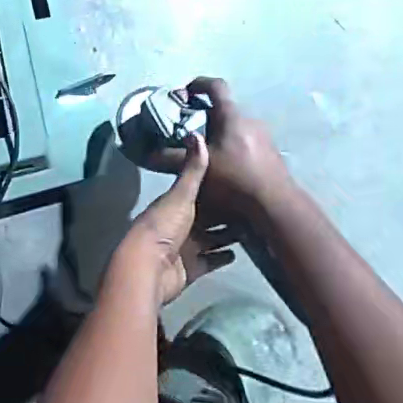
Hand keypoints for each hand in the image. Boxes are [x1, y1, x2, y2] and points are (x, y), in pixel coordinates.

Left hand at [113, 134, 238, 303]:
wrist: (149, 268)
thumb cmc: (165, 226)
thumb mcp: (182, 194)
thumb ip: (193, 169)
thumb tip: (198, 133)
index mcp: (174, 204)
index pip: (198, 193)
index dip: (216, 188)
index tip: (237, 180)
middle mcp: (179, 224)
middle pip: (206, 217)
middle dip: (225, 212)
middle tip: (251, 205)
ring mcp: (185, 248)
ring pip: (210, 239)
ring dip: (226, 234)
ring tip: (252, 227)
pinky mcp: (191, 269)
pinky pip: (210, 260)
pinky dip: (222, 257)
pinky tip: (239, 252)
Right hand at [146, 77, 294, 220]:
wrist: (275, 206)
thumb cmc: (235, 181)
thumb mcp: (198, 170)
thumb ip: (171, 160)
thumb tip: (146, 154)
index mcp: (232, 117)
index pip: (216, 86)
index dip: (198, 84)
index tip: (184, 93)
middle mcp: (250, 121)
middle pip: (224, 109)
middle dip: (204, 116)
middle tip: (186, 130)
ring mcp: (263, 137)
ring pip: (234, 127)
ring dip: (218, 134)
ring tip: (202, 153)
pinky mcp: (270, 154)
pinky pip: (245, 142)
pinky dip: (230, 147)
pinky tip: (223, 169)